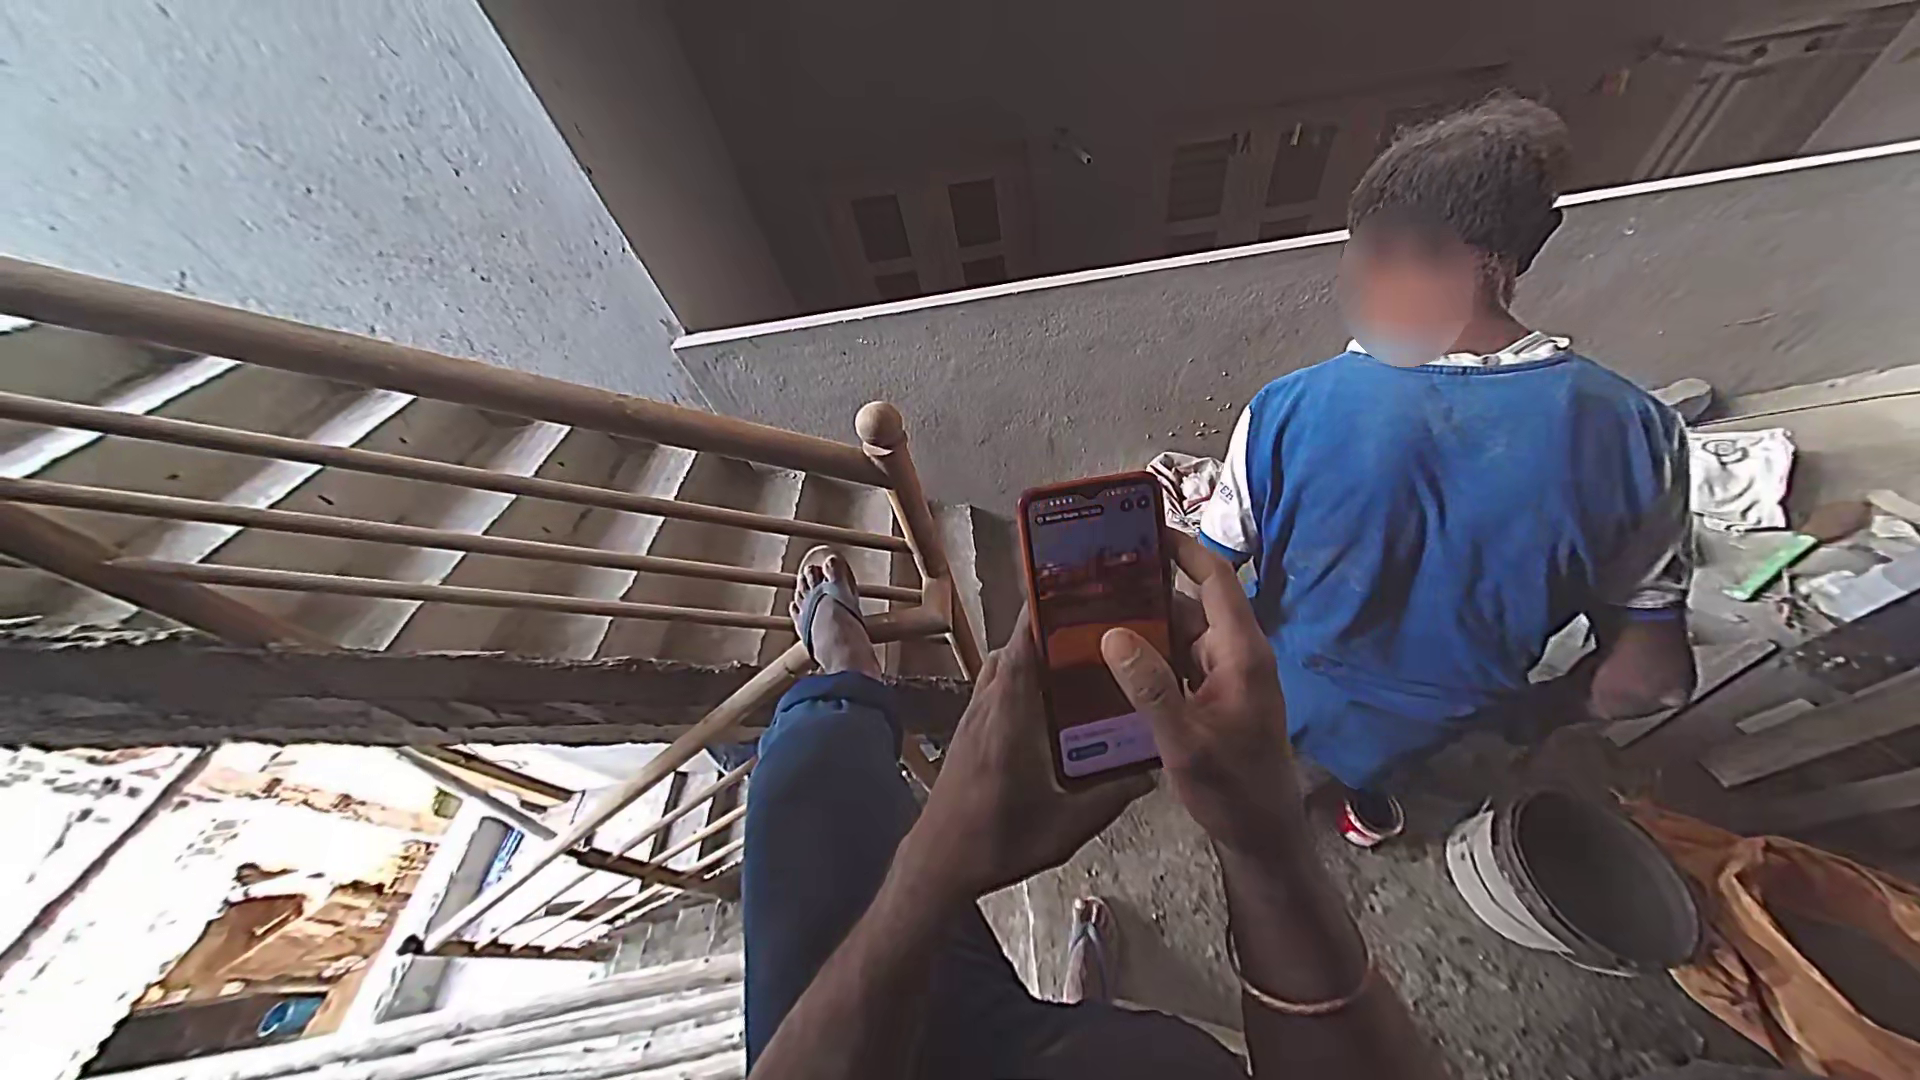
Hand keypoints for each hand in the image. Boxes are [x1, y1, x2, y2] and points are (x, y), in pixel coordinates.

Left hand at [902, 606, 1150, 897]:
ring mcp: (975, 710)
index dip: (1043, 610)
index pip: (1022, 643)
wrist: (941, 857)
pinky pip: (998, 681)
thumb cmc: (999, 837)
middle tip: (1095, 627)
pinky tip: (1050, 698)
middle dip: (1051, 629)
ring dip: (1034, 652)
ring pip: (1005, 661)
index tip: (1075, 590)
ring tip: (1078, 658)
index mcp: (1010, 710)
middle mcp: (989, 699)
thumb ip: (1111, 795)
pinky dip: (1021, 674)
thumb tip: (1152, 768)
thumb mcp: (1066, 824)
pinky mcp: (970, 723)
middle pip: (1016, 645)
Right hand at [1099, 533, 1305, 857]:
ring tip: (1096, 609)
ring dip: (1144, 619)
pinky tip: (1113, 653)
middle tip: (1099, 575)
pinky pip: (1177, 656)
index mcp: (1240, 652)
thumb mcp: (1185, 741)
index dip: (1184, 549)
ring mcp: (1224, 673)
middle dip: (1148, 585)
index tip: (1144, 530)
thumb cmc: (1232, 789)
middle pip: (1191, 601)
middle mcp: (1234, 653)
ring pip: (1180, 630)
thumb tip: (1113, 635)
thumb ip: (1151, 688)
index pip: (1215, 580)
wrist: (1261, 836)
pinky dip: (1149, 648)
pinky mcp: (1212, 692)